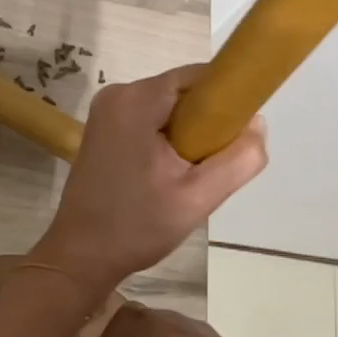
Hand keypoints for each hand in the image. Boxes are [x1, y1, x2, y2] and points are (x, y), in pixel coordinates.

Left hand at [33, 65, 267, 287]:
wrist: (80, 258)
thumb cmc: (135, 228)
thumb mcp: (198, 197)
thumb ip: (239, 158)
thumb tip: (258, 124)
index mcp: (136, 99)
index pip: (202, 78)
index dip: (228, 104)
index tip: (234, 142)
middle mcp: (116, 96)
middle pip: (184, 95)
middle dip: (205, 128)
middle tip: (204, 172)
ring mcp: (105, 115)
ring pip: (168, 113)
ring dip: (186, 141)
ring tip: (181, 181)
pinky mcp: (101, 134)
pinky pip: (149, 127)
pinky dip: (165, 148)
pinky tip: (162, 182)